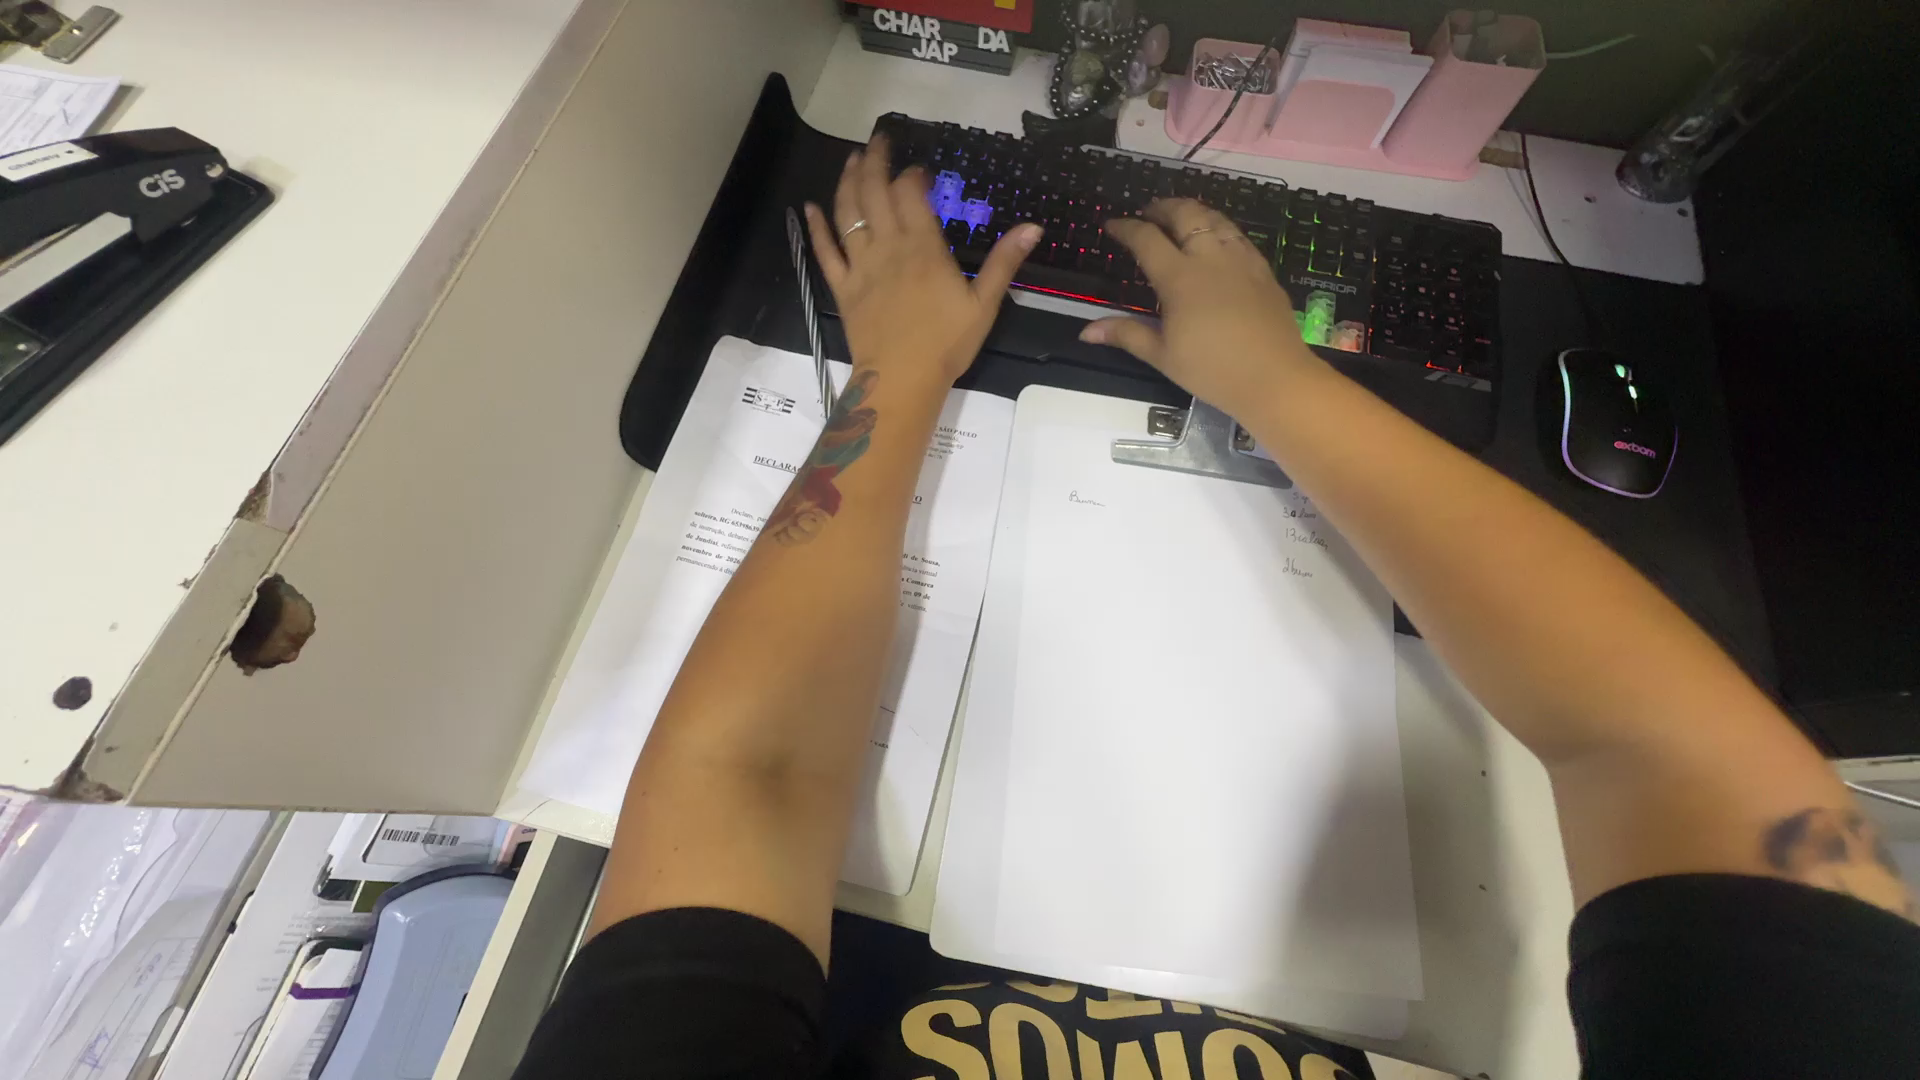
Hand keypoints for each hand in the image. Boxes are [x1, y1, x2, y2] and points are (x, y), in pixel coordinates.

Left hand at [806, 134, 1041, 388]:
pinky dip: (816, 228)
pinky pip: (825, 252)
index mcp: (923, 248)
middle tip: (878, 141)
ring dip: (847, 181)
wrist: (902, 380)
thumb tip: (1033, 227)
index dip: (913, 175)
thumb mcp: (984, 305)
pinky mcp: (843, 288)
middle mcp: (888, 247)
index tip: (920, 171)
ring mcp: (860, 266)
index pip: (911, 194)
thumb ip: (1004, 263)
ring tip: (851, 160)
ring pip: (847, 213)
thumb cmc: (946, 345)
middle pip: (875, 192)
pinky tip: (810, 208)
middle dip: (875, 160)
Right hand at [1083, 199, 1322, 411]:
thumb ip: (1126, 334)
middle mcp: (1209, 257)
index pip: (1146, 239)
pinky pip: (1236, 234)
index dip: (1125, 228)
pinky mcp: (1261, 268)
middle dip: (1162, 207)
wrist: (1273, 376)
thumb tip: (1086, 332)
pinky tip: (1215, 240)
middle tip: (1147, 212)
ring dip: (1192, 211)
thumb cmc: (1211, 369)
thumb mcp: (1162, 355)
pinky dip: (1218, 227)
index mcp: (1179, 278)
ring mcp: (1240, 259)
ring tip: (1179, 217)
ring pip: (1214, 218)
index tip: (1112, 225)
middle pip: (1184, 214)